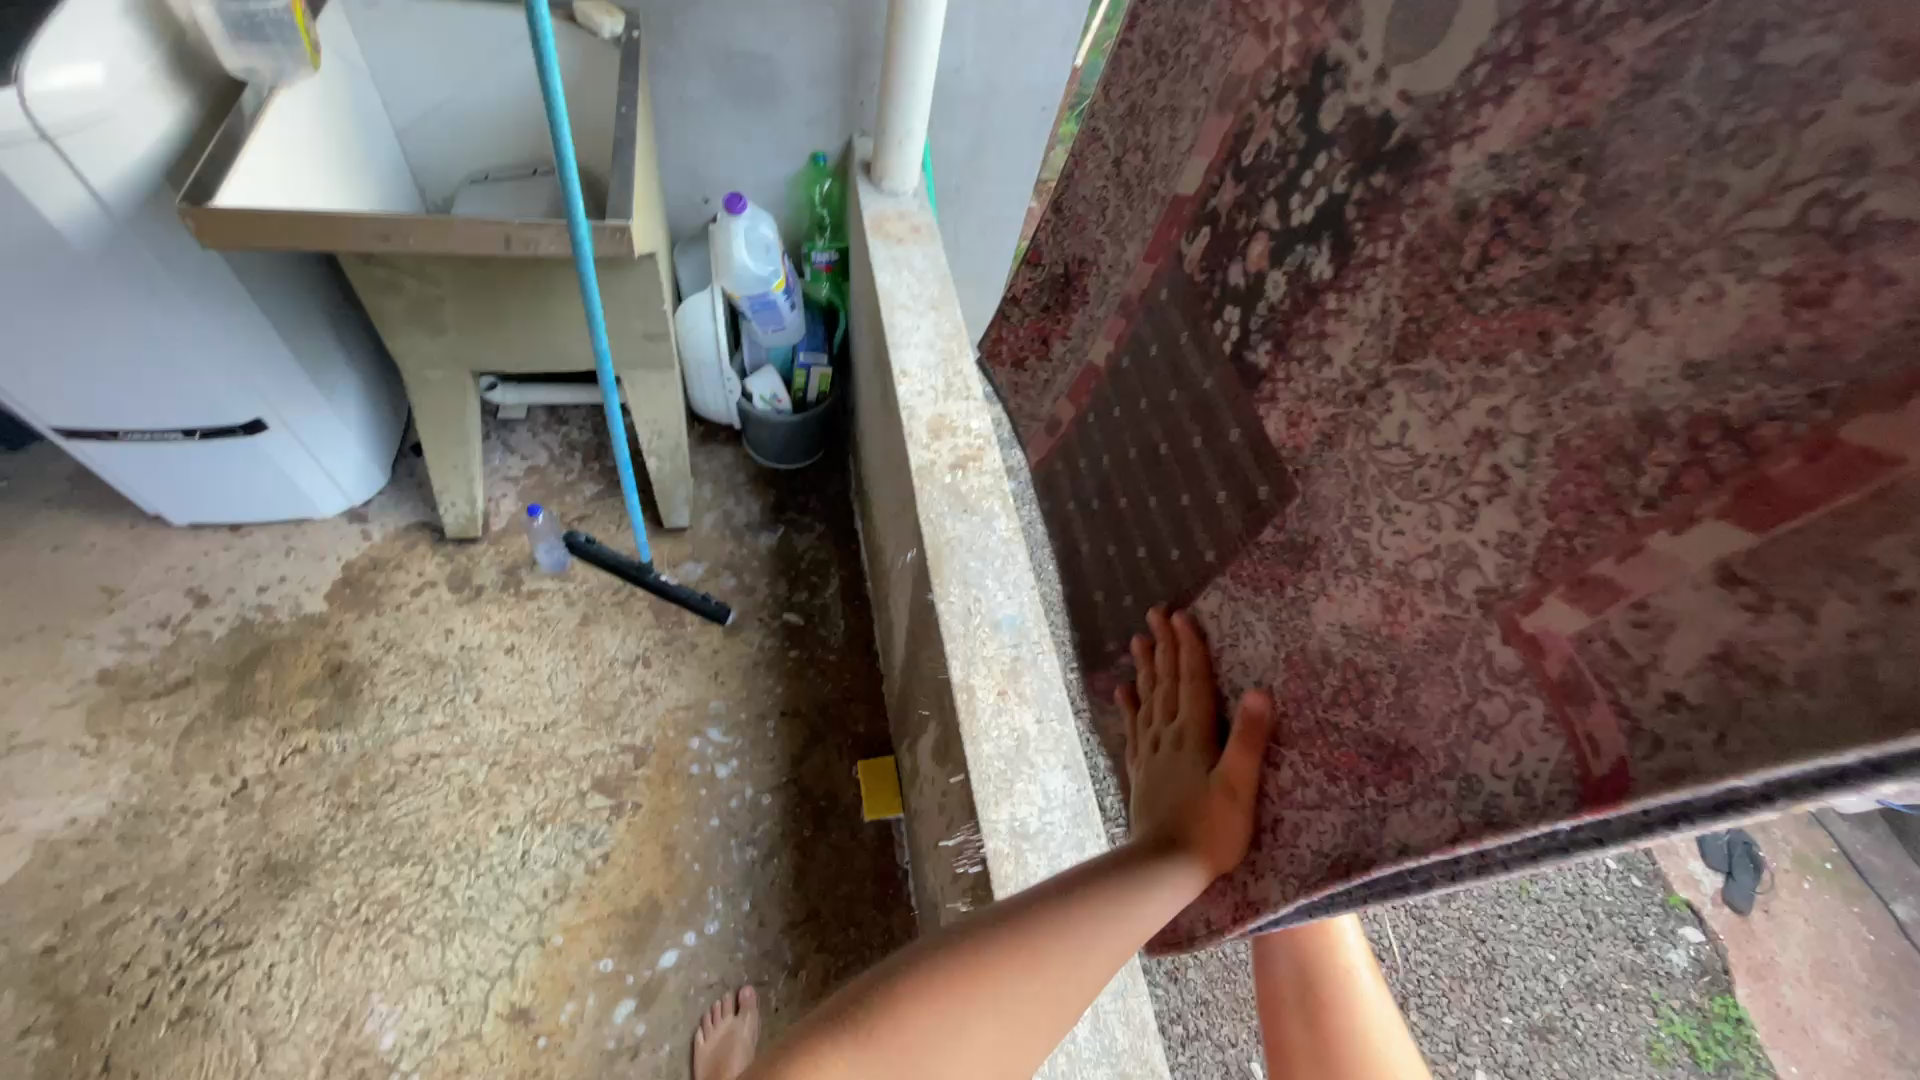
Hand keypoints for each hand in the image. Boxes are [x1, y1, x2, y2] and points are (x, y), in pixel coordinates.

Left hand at [1116, 608, 1275, 879]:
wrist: (1164, 865)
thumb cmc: (1211, 831)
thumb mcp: (1239, 787)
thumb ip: (1248, 739)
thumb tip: (1259, 691)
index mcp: (1195, 735)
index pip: (1193, 681)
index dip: (1189, 647)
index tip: (1181, 615)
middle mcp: (1168, 735)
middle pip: (1166, 681)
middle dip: (1164, 645)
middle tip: (1154, 613)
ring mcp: (1150, 752)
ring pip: (1147, 699)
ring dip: (1145, 668)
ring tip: (1137, 640)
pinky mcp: (1140, 771)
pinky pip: (1133, 730)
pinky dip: (1128, 707)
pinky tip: (1123, 692)